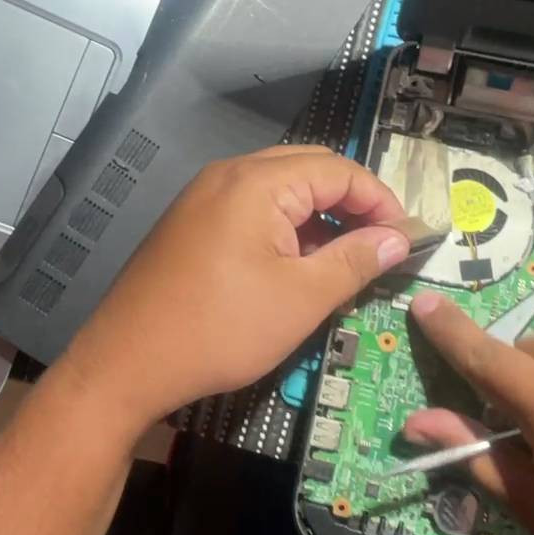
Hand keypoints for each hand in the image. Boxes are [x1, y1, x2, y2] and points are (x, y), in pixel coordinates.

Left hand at [57, 146, 408, 427]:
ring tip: (345, 259)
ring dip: (318, 217)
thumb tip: (399, 237)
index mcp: (257, 182)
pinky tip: (296, 265)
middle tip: (381, 244)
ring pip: (279, 191)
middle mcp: (228, 175)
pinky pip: (250, 210)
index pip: (339, 170)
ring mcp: (203, 197)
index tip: (408, 238)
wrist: (125, 364)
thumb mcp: (300, 300)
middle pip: (308, 170)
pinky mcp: (190, 224)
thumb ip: (354, 261)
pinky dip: (284, 229)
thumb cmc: (219, 331)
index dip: (380, 200)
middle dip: (351, 203)